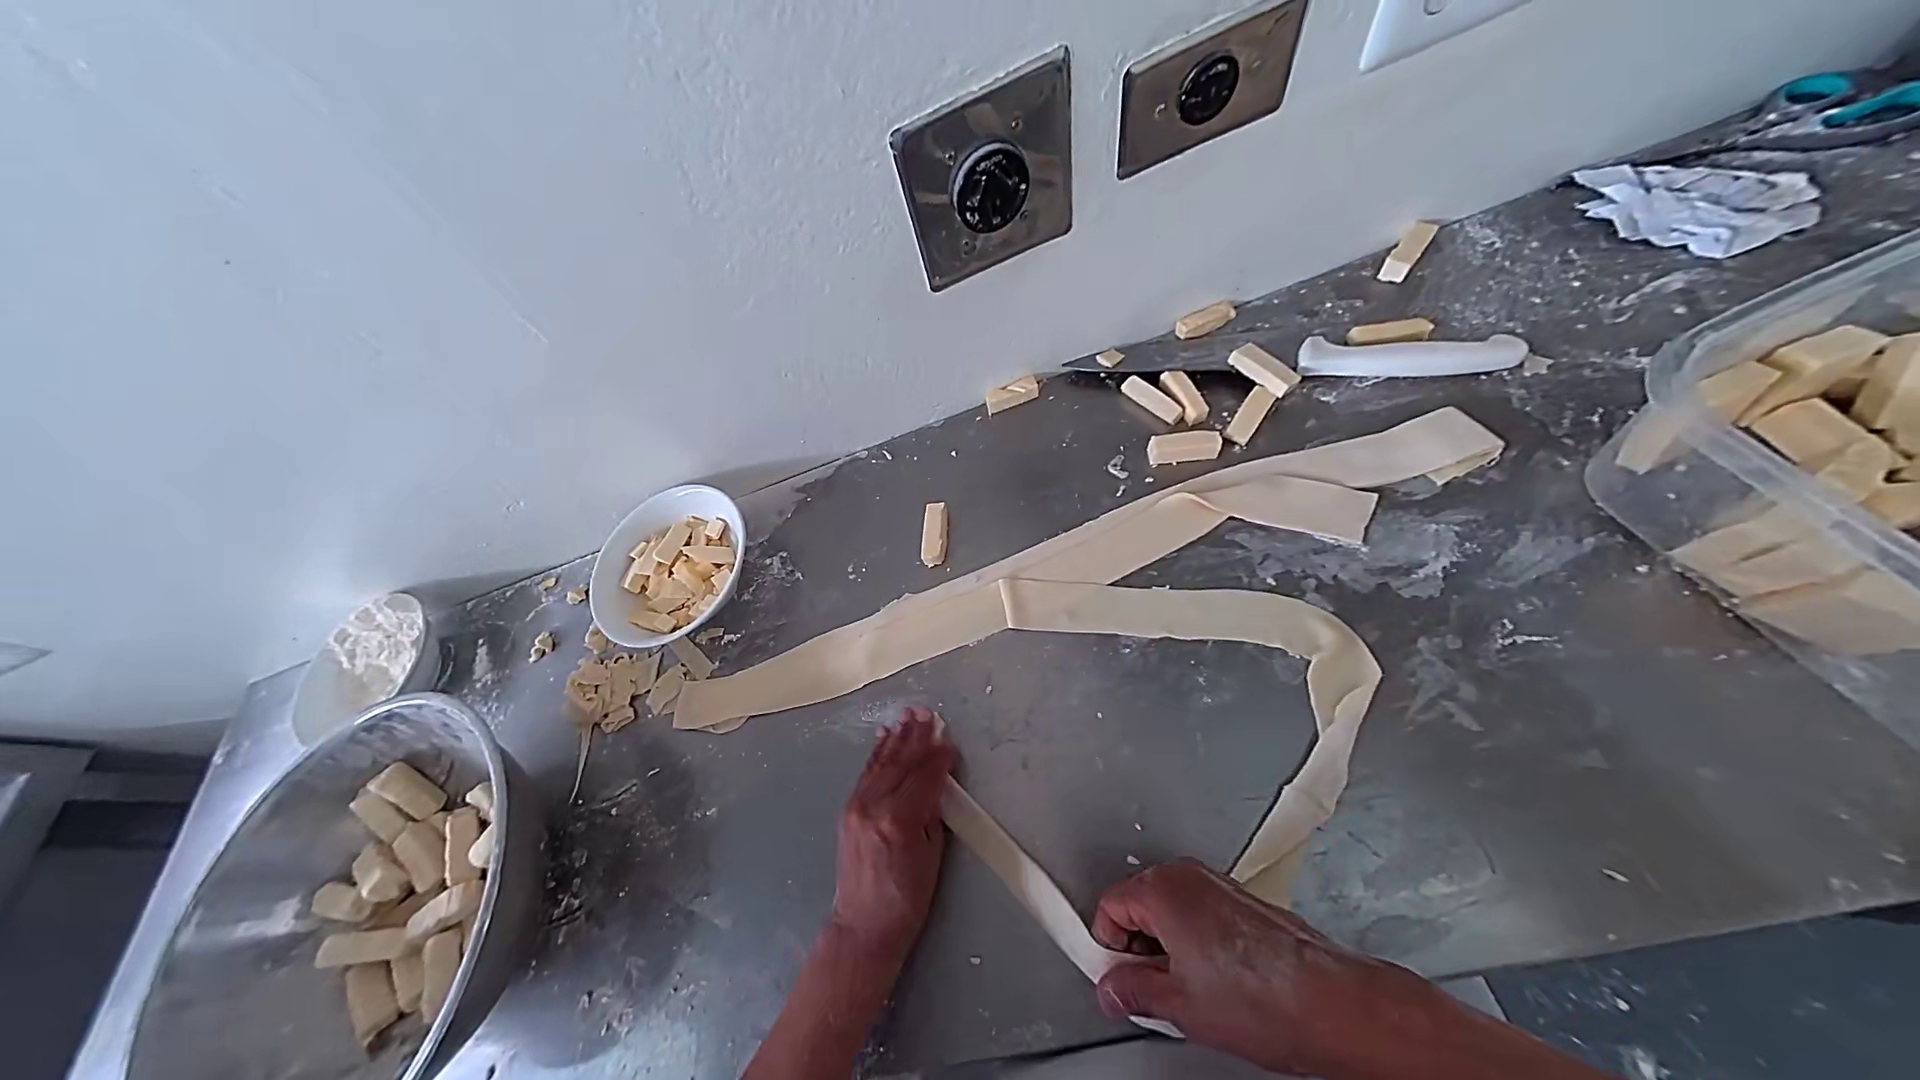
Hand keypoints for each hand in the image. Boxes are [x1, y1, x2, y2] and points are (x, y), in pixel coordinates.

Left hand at [830, 707, 954, 957]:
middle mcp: (874, 806)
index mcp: (899, 820)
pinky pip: (867, 773)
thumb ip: (932, 813)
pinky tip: (886, 737)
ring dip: (897, 738)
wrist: (864, 925)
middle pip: (901, 763)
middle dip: (916, 736)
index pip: (925, 777)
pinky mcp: (848, 810)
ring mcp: (857, 806)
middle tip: (927, 713)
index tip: (949, 740)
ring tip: (908, 716)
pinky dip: (878, 753)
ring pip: (881, 763)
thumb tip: (936, 783)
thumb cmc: (907, 898)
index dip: (939, 757)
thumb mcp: (932, 856)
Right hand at [1090, 859, 1442, 1078]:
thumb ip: (1131, 991)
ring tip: (1192, 990)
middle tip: (1153, 990)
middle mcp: (1187, 875)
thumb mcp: (1179, 1006)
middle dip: (1136, 946)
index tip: (1114, 976)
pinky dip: (1194, 940)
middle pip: (1136, 902)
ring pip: (1167, 908)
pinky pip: (1197, 910)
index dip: (1107, 947)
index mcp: (1162, 889)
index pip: (1107, 906)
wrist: (1333, 1005)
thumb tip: (1113, 989)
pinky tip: (1216, 980)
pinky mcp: (1239, 897)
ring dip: (1166, 945)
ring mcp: (1216, 883)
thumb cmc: (1265, 999)